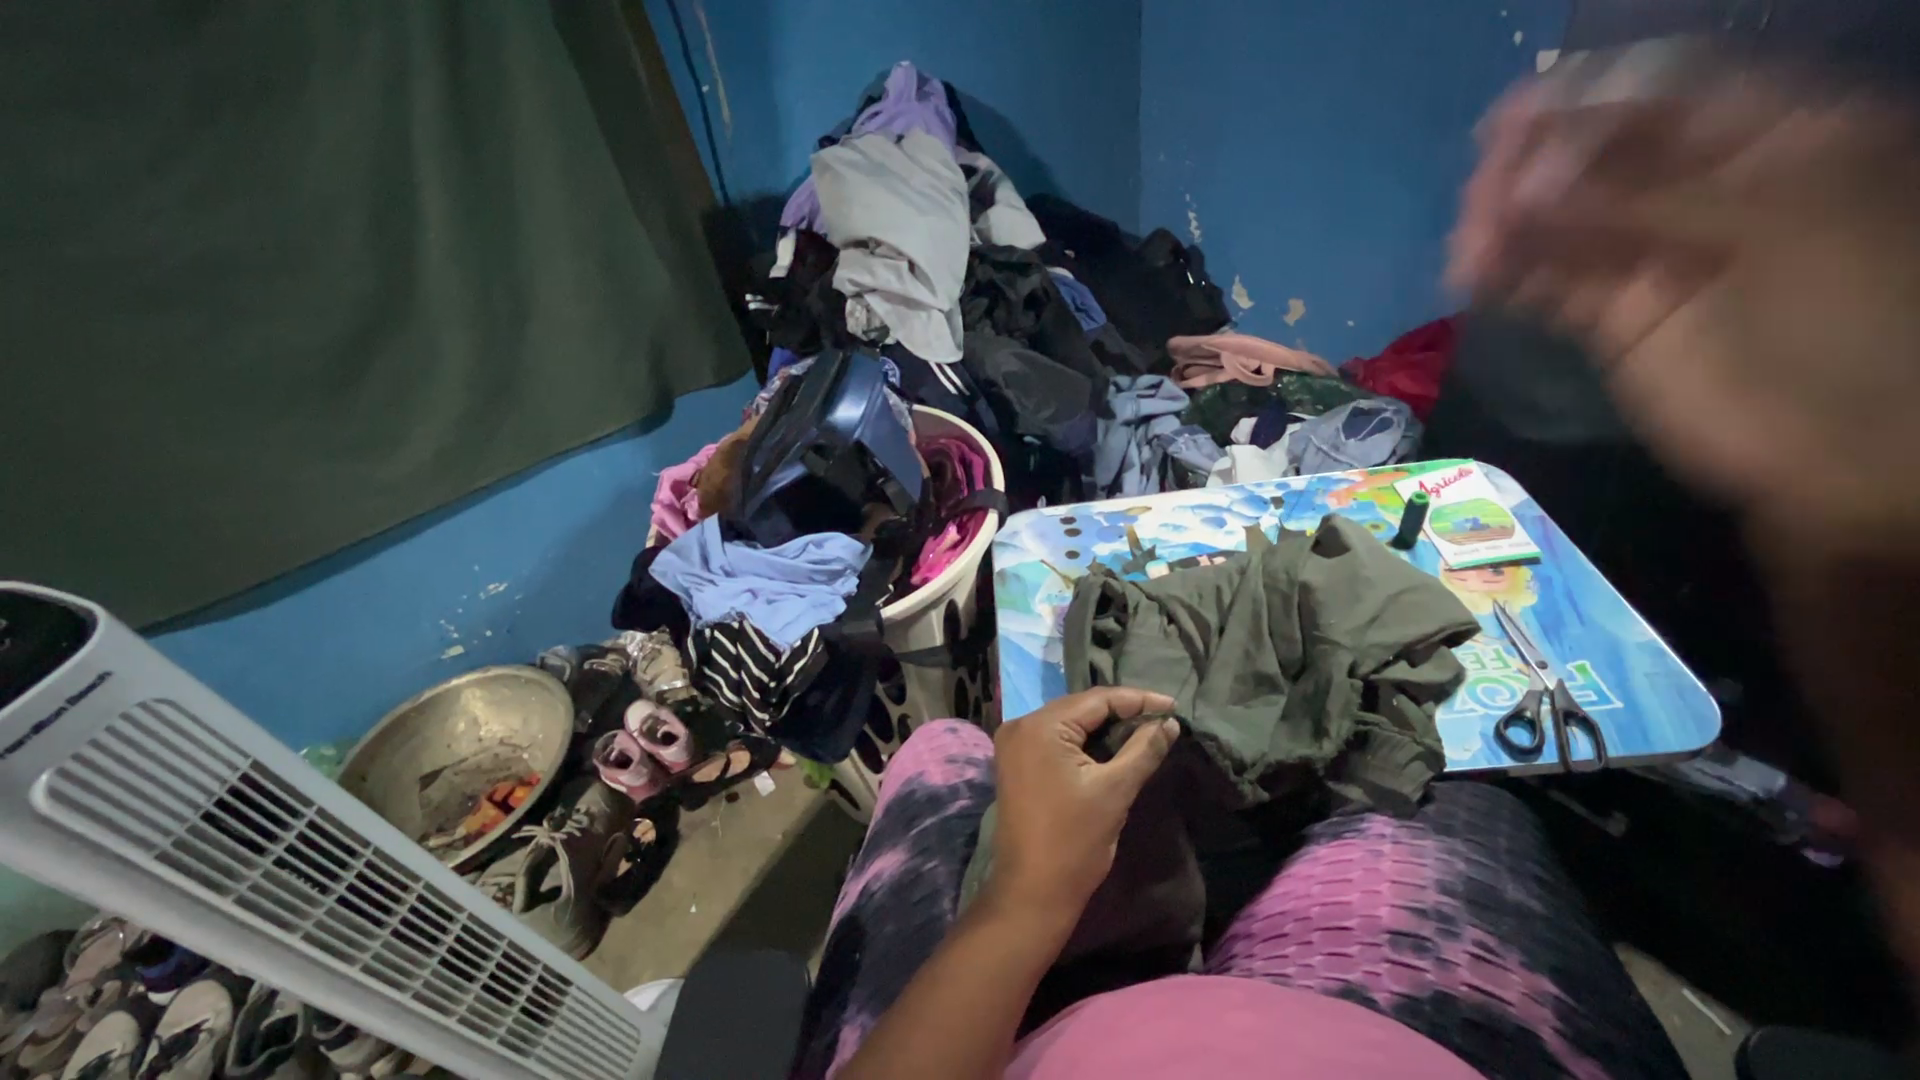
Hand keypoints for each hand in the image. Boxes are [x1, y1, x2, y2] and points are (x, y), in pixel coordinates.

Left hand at [987, 687, 1180, 923]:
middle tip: (1161, 719)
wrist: (1032, 891)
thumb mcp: (1115, 790)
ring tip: (1143, 729)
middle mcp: (1020, 725)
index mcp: (1039, 726)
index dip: (1137, 700)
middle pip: (1080, 708)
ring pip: (1068, 723)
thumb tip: (1169, 723)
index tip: (1173, 706)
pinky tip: (1111, 746)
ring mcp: (1013, 744)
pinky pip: (1055, 739)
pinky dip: (1083, 741)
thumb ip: (1143, 750)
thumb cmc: (1075, 841)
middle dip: (1121, 711)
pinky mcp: (1015, 763)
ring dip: (1103, 726)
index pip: (1095, 699)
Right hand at [1450, 52, 1919, 549]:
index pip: (1665, 101)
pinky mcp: (1613, 315)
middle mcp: (1706, 190)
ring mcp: (1654, 255)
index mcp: (1773, 146)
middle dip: (1533, 172)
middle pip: (1599, 159)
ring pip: (1563, 221)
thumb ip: (1646, 201)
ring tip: (1466, 251)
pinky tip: (1472, 275)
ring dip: (1507, 227)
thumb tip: (1527, 188)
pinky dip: (1509, 274)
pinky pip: (1550, 281)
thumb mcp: (1768, 229)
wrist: (1841, 449)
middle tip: (1478, 201)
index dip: (1585, 105)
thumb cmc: (1843, 323)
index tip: (1505, 123)